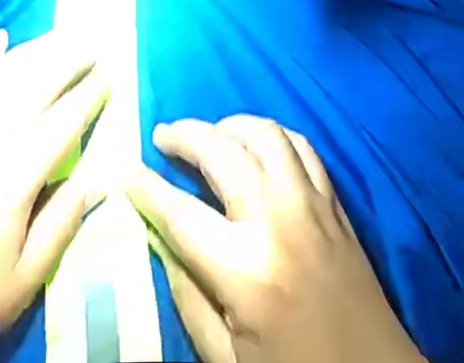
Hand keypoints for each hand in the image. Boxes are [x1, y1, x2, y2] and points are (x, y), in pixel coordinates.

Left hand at [0, 31, 107, 362]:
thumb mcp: (15, 288)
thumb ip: (60, 227)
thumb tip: (96, 180)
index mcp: (11, 178)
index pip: (62, 121)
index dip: (89, 95)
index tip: (110, 75)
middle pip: (33, 86)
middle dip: (67, 61)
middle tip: (93, 45)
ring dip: (34, 52)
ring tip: (61, 36)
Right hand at [127, 116, 425, 362]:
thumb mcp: (226, 357)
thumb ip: (189, 297)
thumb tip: (162, 242)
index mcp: (244, 268)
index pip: (182, 213)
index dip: (150, 189)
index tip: (128, 172)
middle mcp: (278, 219)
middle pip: (225, 153)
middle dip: (188, 136)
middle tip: (163, 134)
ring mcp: (311, 202)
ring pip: (267, 135)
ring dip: (232, 124)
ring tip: (208, 133)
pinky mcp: (334, 200)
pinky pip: (302, 146)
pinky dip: (274, 134)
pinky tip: (257, 142)